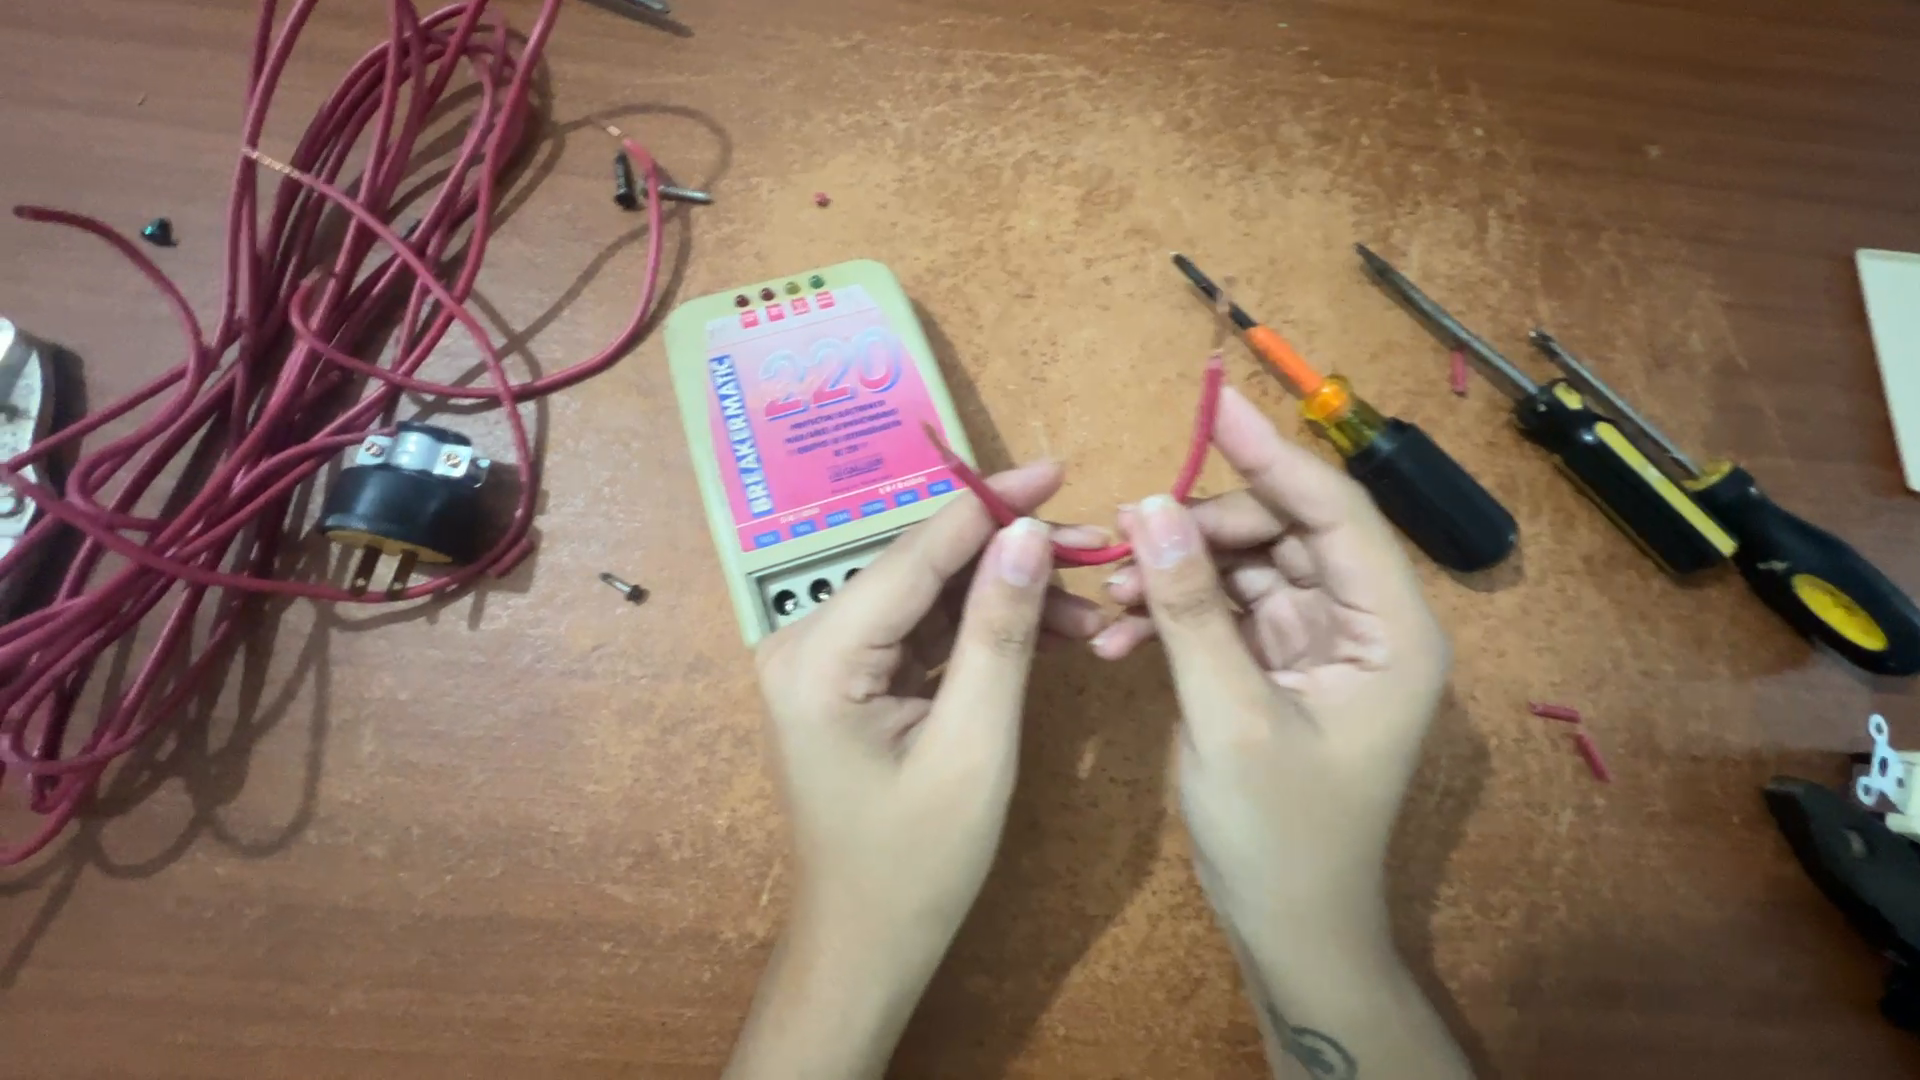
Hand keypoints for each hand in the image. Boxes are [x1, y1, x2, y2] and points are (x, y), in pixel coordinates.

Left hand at [727, 461, 1105, 1079]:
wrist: (867, 943)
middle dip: (1008, 556)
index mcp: (818, 656)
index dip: (988, 506)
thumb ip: (999, 633)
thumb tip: (1029, 534)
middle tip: (1093, 549)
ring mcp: (826, 657)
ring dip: (1005, 595)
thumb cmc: (918, 863)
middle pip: (922, 569)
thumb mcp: (975, 745)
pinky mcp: (851, 675)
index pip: (914, 554)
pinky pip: (924, 631)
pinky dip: (982, 629)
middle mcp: (807, 640)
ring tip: (1086, 607)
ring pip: (930, 596)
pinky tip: (1046, 630)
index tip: (1055, 470)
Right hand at [1094, 386, 1448, 950]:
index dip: (1274, 455)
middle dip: (1196, 534)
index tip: (1215, 408)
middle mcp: (1357, 621)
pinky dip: (1168, 615)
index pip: (1334, 511)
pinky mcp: (1270, 662)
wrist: (1285, 924)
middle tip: (1122, 541)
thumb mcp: (1228, 715)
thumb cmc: (1280, 834)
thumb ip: (1189, 607)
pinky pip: (1216, 611)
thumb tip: (1147, 508)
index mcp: (1389, 629)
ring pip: (1237, 569)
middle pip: (1276, 534)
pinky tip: (1115, 639)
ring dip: (1171, 576)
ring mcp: (1311, 641)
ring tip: (1109, 599)